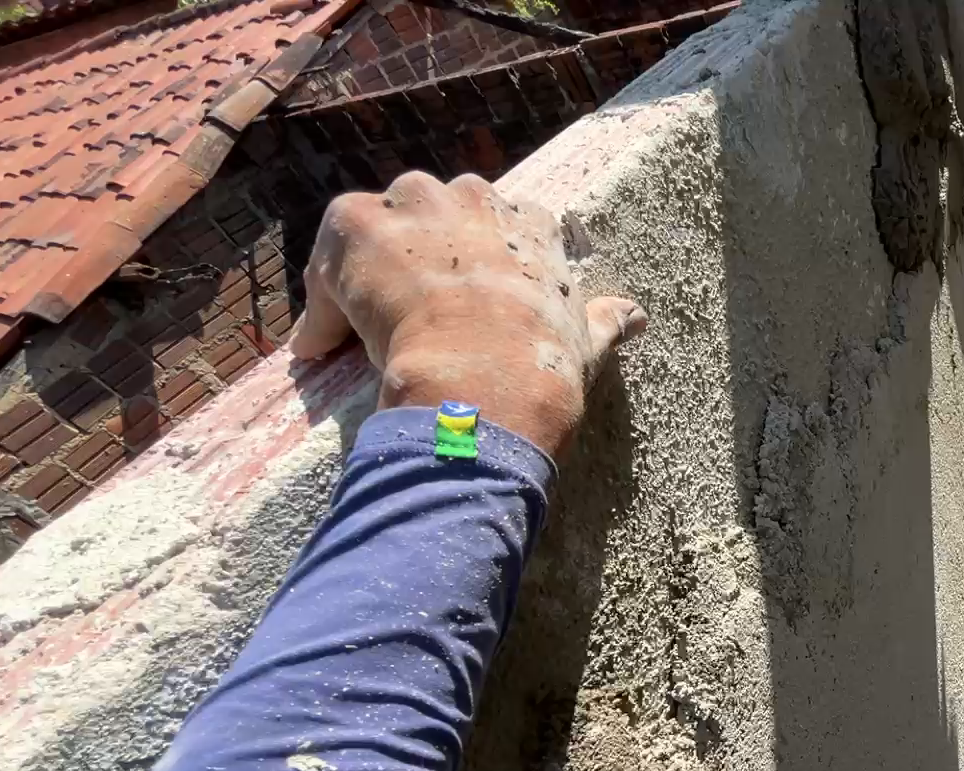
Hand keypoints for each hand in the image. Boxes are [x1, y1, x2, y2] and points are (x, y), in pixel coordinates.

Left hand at [289, 171, 647, 458]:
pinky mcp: (354, 223)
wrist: (486, 380)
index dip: (494, 256)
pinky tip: (329, 347)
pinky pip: (330, 264)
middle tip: (425, 301)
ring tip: (373, 322)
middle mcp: (475, 196)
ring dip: (372, 267)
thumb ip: (609, 319)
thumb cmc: (546, 363)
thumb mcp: (588, 340)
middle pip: (440, 209)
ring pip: (379, 227)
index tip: (485, 288)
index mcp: (532, 223)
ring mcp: (414, 204)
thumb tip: (638, 315)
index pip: (511, 221)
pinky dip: (326, 306)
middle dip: (429, 249)